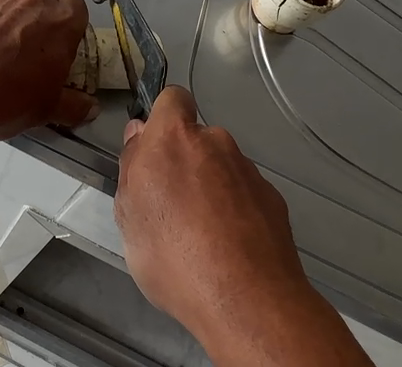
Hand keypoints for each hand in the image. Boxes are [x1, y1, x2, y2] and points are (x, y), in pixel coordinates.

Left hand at [0, 0, 95, 138]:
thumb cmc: (2, 92)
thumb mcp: (47, 109)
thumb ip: (73, 105)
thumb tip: (86, 108)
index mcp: (62, 22)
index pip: (77, 6)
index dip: (69, 20)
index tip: (62, 37)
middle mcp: (34, 0)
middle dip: (43, 5)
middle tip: (34, 33)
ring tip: (5, 26)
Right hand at [115, 87, 314, 340]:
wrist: (247, 302)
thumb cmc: (173, 255)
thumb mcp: (128, 215)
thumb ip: (131, 167)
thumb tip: (139, 138)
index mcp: (173, 137)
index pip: (171, 98)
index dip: (162, 118)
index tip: (154, 149)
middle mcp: (215, 142)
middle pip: (196, 139)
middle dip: (185, 161)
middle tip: (172, 205)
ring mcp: (249, 171)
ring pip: (221, 168)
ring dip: (212, 188)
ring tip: (203, 236)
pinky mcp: (273, 200)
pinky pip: (245, 195)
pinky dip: (237, 211)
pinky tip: (230, 248)